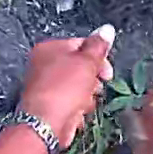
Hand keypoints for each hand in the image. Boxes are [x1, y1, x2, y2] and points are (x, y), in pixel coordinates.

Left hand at [16, 25, 115, 146]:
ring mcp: (46, 85)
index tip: (108, 72)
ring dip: (87, 96)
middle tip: (95, 87)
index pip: (81, 44)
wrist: (46, 124)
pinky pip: (71, 102)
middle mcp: (44, 64)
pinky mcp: (50, 104)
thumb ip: (98, 46)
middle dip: (93, 79)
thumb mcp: (86, 62)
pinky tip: (76, 113)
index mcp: (49, 48)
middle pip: (80, 66)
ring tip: (83, 102)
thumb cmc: (64, 89)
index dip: (98, 58)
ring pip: (78, 86)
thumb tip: (107, 29)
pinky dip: (77, 108)